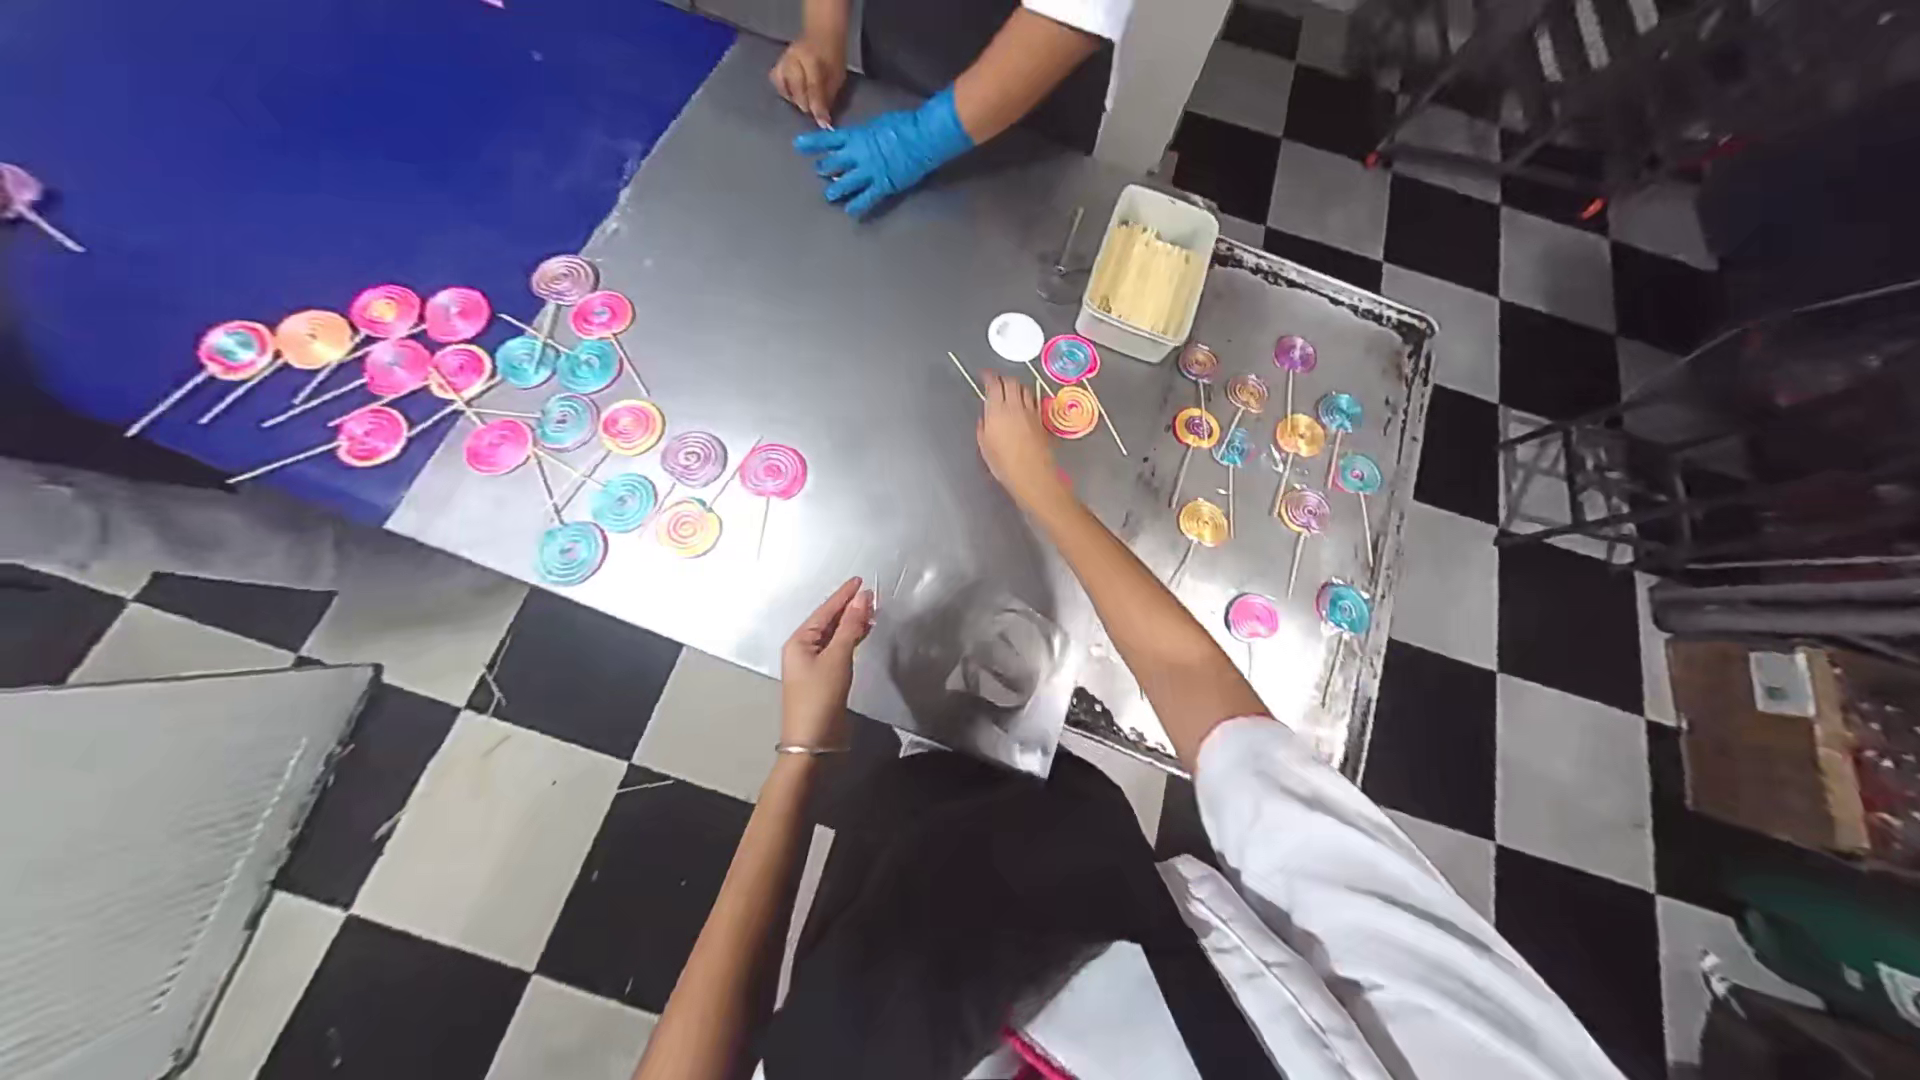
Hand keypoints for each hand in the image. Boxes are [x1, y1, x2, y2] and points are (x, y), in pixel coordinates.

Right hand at [769, 36, 844, 128]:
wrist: (821, 35)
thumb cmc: (832, 59)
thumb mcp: (836, 78)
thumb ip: (827, 99)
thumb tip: (823, 122)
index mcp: (812, 59)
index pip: (813, 89)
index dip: (819, 109)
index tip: (824, 125)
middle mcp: (794, 59)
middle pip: (797, 92)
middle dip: (807, 105)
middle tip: (815, 107)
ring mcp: (783, 60)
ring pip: (784, 88)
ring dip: (795, 98)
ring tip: (805, 98)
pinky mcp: (778, 64)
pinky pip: (776, 81)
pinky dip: (784, 91)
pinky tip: (793, 94)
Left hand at [779, 577, 873, 749]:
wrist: (814, 741)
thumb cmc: (821, 696)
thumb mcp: (837, 658)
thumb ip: (850, 626)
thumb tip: (863, 598)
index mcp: (799, 641)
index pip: (824, 610)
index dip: (843, 595)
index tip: (860, 580)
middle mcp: (803, 648)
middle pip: (828, 621)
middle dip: (849, 607)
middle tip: (871, 594)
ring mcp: (813, 663)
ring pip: (835, 635)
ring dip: (852, 622)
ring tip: (872, 609)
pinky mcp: (825, 676)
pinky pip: (839, 648)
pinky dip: (851, 638)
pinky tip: (864, 632)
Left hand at [792, 86, 974, 217]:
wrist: (922, 137)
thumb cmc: (904, 125)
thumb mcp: (878, 124)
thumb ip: (866, 134)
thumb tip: (861, 140)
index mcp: (857, 136)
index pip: (829, 139)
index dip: (813, 143)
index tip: (798, 145)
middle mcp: (858, 155)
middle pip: (834, 164)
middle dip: (825, 168)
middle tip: (819, 172)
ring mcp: (870, 172)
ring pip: (846, 183)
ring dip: (836, 189)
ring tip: (830, 195)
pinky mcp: (882, 186)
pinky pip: (866, 199)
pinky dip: (857, 206)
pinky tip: (850, 212)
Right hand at [977, 371, 1063, 507]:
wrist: (1032, 473)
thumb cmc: (1004, 463)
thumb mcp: (985, 445)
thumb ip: (983, 427)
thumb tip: (985, 418)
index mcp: (997, 410)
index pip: (994, 384)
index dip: (989, 377)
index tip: (985, 375)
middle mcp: (1015, 406)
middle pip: (1011, 382)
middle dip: (1003, 379)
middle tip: (997, 381)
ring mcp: (1030, 411)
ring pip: (1024, 389)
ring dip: (1016, 386)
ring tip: (1010, 390)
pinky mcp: (1040, 419)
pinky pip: (1033, 401)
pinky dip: (1026, 397)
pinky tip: (1023, 404)